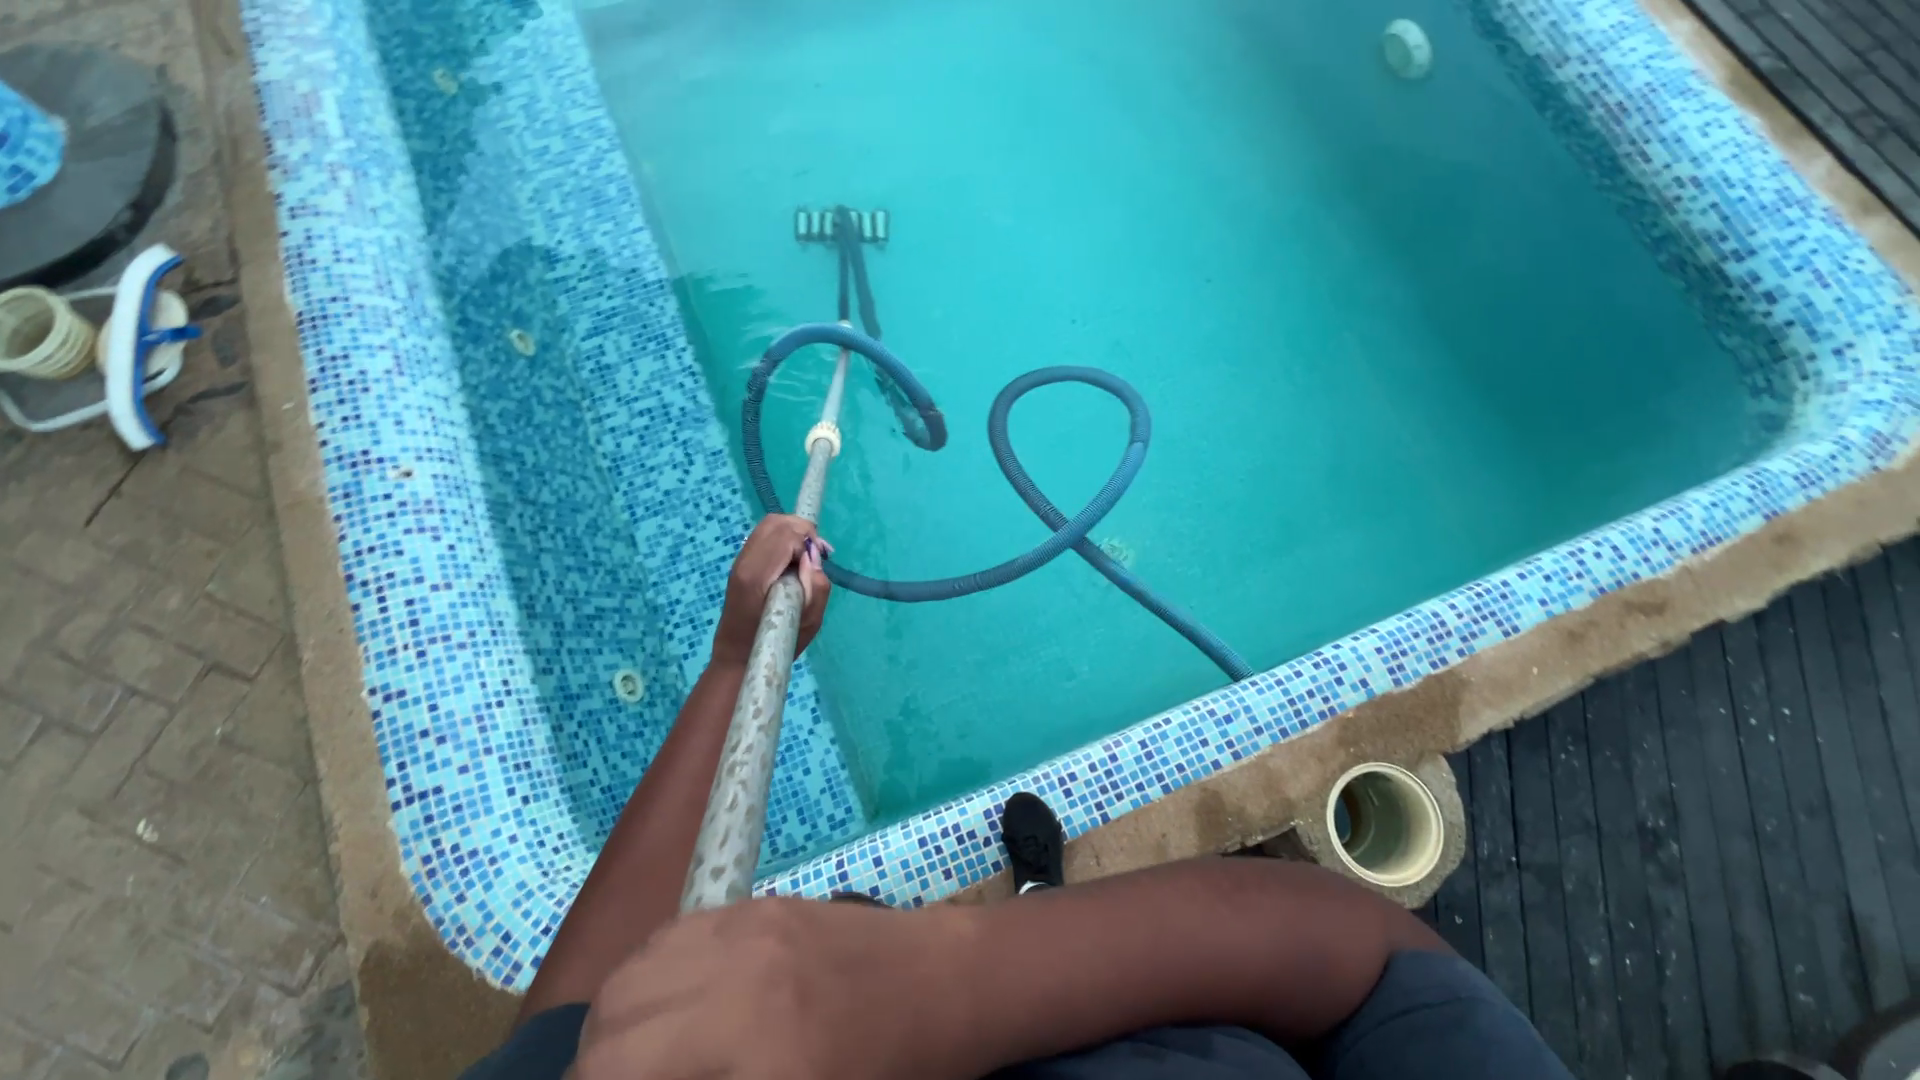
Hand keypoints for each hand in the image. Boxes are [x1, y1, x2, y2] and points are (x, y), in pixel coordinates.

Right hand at [572, 899, 982, 1079]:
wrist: (942, 982)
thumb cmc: (886, 1068)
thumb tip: (655, 1074)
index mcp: (751, 1047)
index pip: (615, 1071)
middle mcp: (736, 974)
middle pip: (611, 1019)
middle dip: (597, 1066)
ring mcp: (745, 926)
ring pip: (632, 970)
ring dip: (616, 1020)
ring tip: (638, 1056)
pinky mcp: (757, 904)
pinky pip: (672, 936)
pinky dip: (651, 975)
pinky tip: (673, 1006)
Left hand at [712, 515, 831, 669]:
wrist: (737, 654)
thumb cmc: (778, 642)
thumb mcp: (810, 622)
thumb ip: (817, 586)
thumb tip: (814, 556)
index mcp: (758, 576)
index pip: (786, 534)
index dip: (808, 541)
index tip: (820, 561)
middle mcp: (745, 562)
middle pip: (776, 522)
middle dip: (802, 531)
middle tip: (816, 554)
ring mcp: (740, 561)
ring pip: (769, 525)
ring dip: (792, 533)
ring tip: (807, 556)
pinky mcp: (741, 563)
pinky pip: (764, 536)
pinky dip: (783, 538)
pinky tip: (792, 559)